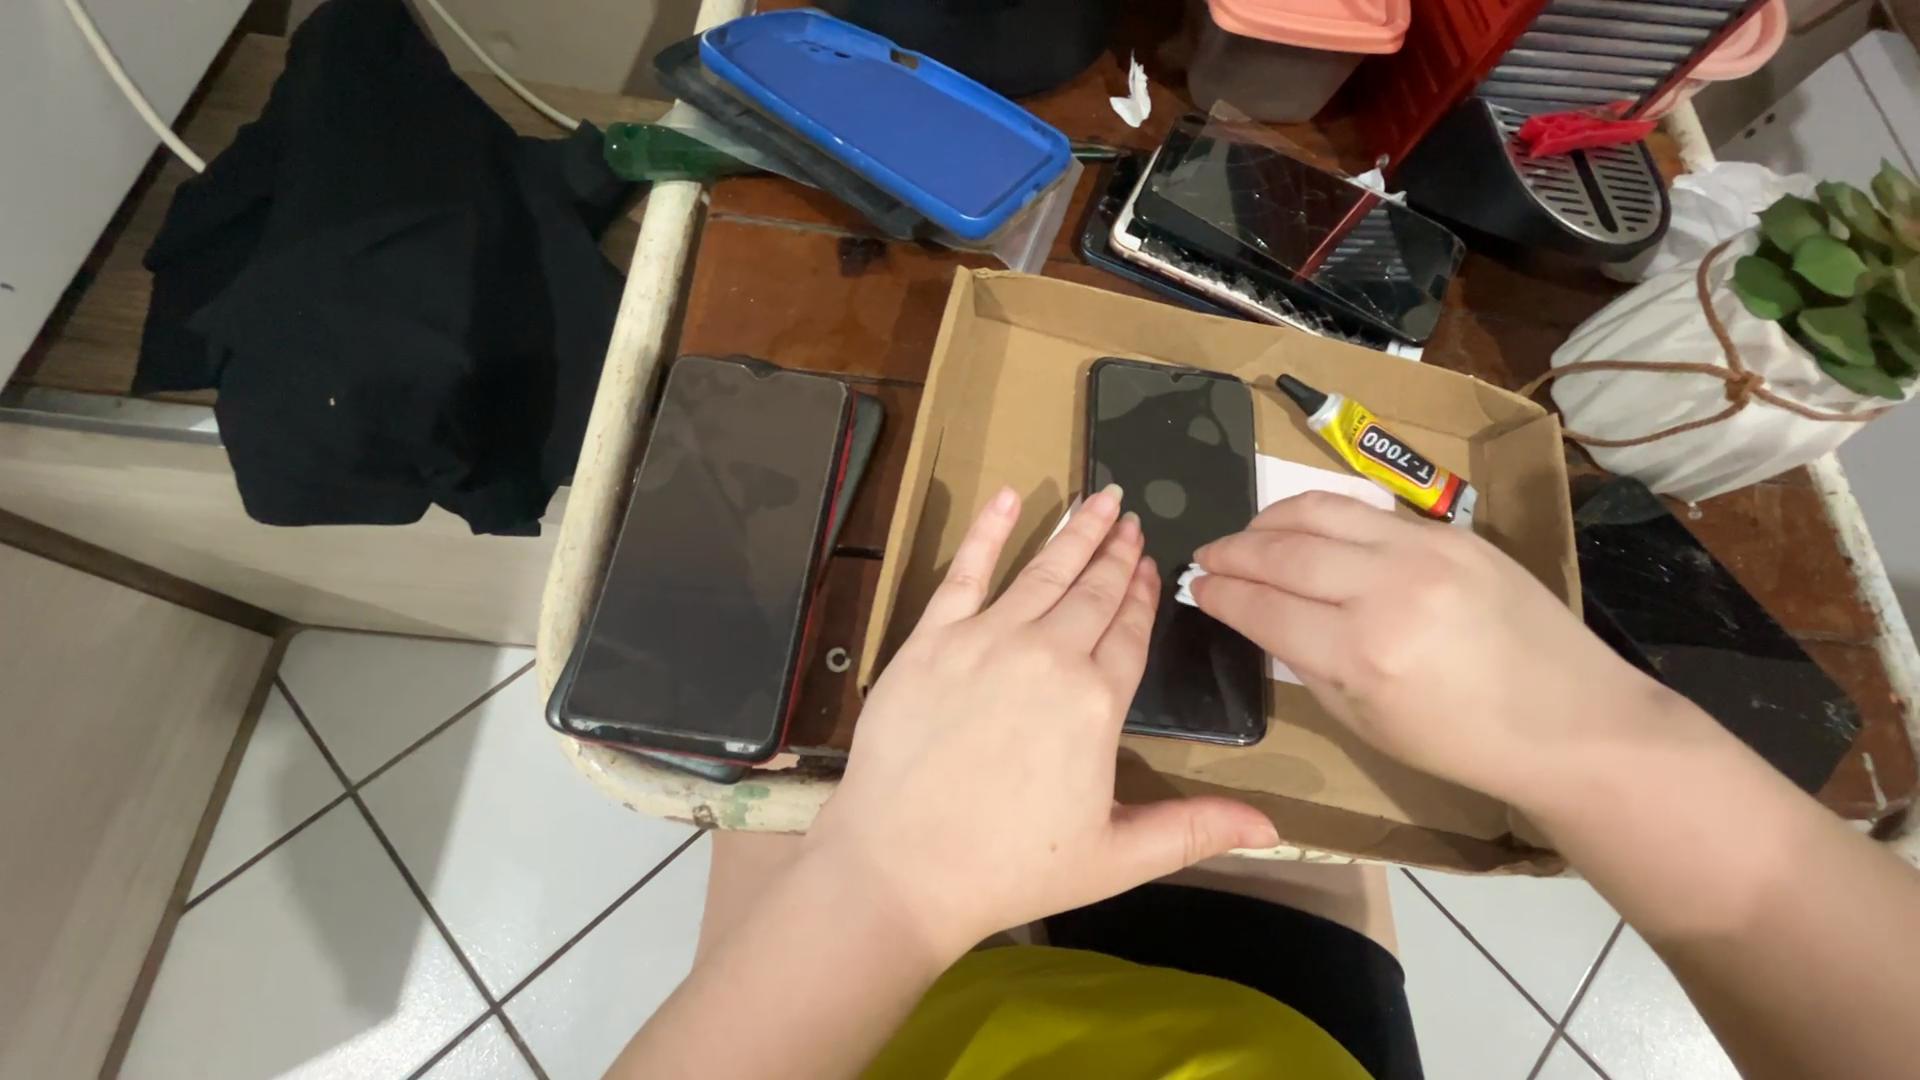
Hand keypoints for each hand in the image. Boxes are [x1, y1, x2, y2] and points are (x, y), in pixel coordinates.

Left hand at [805, 485, 1278, 959]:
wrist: (903, 864)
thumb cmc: (1010, 866)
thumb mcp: (1115, 857)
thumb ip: (1193, 829)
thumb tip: (1271, 825)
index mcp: (1095, 702)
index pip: (1130, 633)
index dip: (1142, 597)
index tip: (1150, 566)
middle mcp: (1048, 655)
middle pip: (1093, 593)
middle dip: (1116, 553)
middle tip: (1131, 518)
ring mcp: (986, 639)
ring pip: (1044, 572)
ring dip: (1075, 533)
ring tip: (1098, 500)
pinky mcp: (932, 637)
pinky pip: (966, 571)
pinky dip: (988, 531)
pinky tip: (1008, 496)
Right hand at [1191, 491, 1689, 805]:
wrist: (1577, 722)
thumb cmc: (1459, 741)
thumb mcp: (1361, 719)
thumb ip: (1302, 660)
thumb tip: (1256, 613)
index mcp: (1362, 656)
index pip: (1262, 607)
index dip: (1218, 594)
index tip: (1194, 587)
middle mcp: (1388, 592)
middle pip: (1280, 554)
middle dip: (1229, 553)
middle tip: (1205, 557)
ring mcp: (1423, 553)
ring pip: (1316, 513)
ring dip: (1265, 522)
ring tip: (1245, 536)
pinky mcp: (1450, 533)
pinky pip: (1362, 510)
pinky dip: (1315, 515)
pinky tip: (1299, 528)